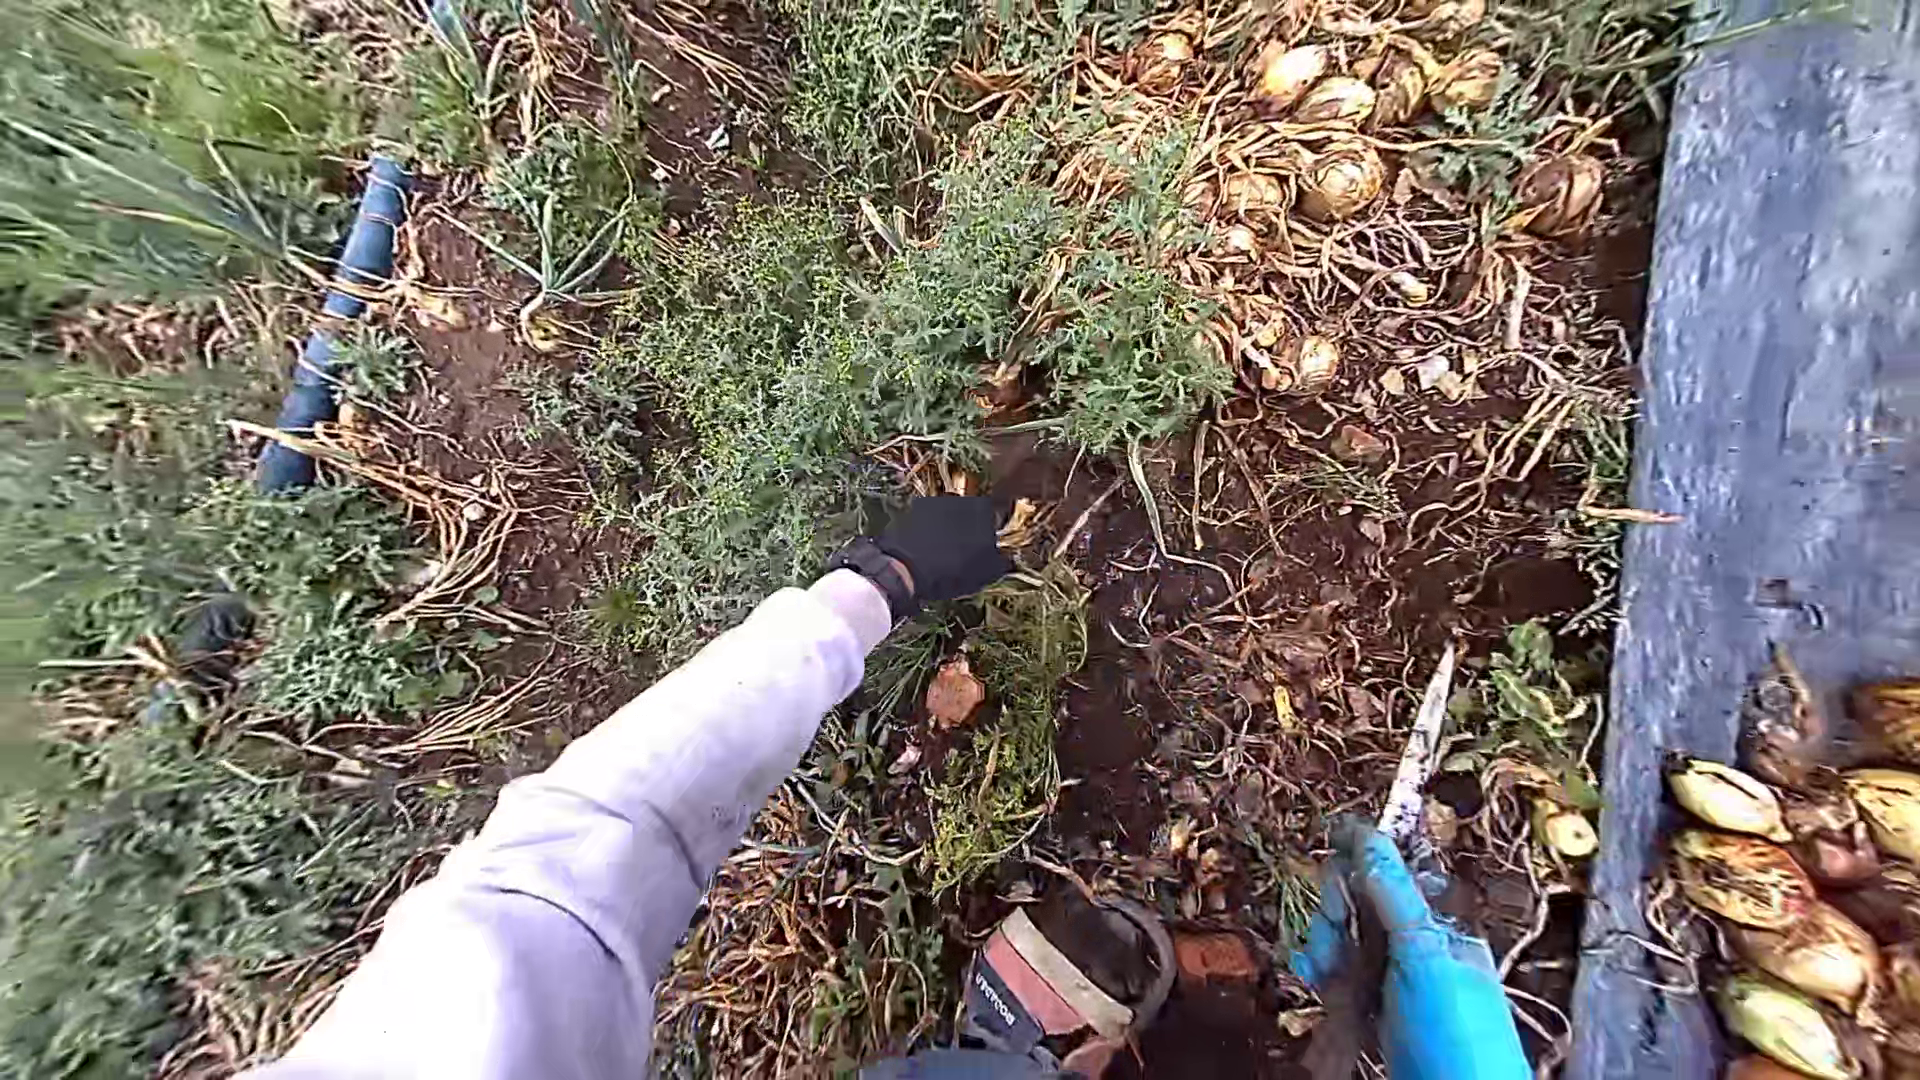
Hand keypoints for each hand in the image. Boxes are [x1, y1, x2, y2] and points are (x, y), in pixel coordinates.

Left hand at [876, 496, 1013, 605]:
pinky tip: (922, 554)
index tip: (985, 550)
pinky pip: (923, 523)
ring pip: (944, 517)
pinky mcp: (907, 512)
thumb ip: (1002, 561)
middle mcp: (956, 498)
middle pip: (968, 513)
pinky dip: (924, 534)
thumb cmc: (953, 570)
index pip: (993, 515)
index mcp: (981, 508)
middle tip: (964, 554)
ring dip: (945, 531)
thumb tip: (1009, 558)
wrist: (904, 569)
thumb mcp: (986, 573)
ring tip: (941, 556)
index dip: (990, 533)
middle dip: (967, 529)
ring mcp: (929, 503)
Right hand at [1290, 819, 1529, 1079]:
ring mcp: (1389, 972)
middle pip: (1355, 897)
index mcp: (1438, 924)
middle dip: (1335, 909)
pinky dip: (1318, 969)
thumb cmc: (1454, 1033)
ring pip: (1339, 931)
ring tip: (1327, 971)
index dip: (1359, 854)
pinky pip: (1333, 966)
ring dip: (1324, 944)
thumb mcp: (1424, 955)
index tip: (1330, 842)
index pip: (1391, 868)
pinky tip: (1314, 978)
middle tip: (1335, 930)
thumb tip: (1367, 831)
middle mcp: (1413, 942)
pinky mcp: (1368, 1000)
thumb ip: (1393, 893)